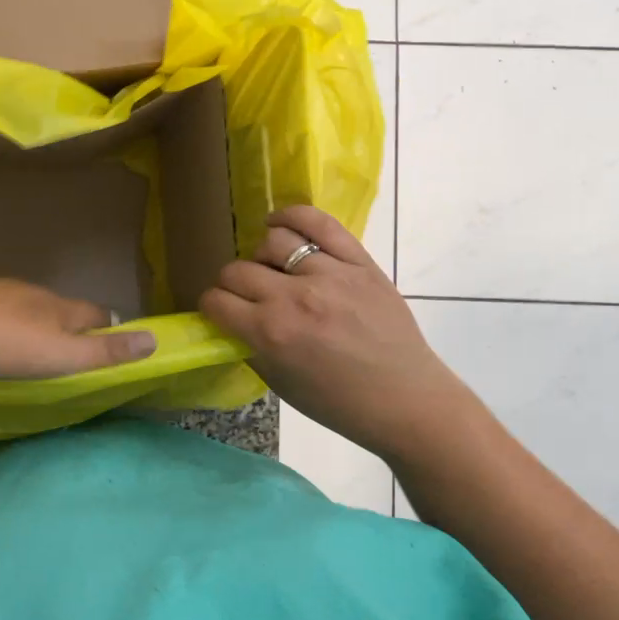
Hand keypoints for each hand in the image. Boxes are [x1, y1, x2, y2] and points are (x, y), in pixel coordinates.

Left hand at [0, 279, 157, 379]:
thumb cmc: (5, 346)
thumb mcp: (62, 356)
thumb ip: (105, 352)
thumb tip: (153, 340)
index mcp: (58, 306)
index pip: (95, 313)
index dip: (107, 328)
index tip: (112, 342)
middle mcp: (30, 291)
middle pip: (59, 307)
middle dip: (68, 324)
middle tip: (69, 350)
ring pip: (24, 306)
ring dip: (32, 322)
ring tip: (29, 347)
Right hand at [199, 206, 482, 461]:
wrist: (406, 400)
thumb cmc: (337, 403)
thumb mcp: (278, 383)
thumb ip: (249, 346)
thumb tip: (229, 321)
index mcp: (271, 332)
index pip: (216, 301)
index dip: (212, 308)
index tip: (221, 314)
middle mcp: (295, 297)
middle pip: (237, 270)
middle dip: (230, 285)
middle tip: (245, 298)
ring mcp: (330, 274)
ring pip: (272, 242)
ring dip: (261, 257)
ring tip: (272, 271)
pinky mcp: (359, 262)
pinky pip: (319, 223)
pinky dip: (291, 217)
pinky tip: (278, 224)